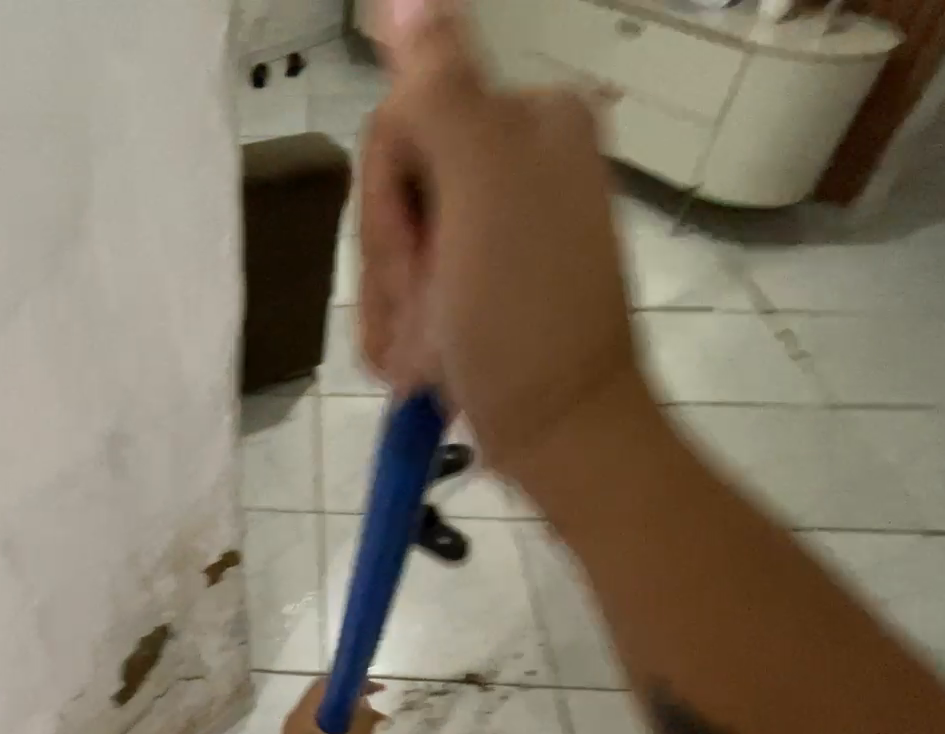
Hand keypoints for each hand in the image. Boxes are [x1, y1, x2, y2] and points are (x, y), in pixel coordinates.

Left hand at [255, 679, 383, 733]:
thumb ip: (359, 726)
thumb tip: (365, 705)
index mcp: (302, 718)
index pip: (326, 685)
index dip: (352, 682)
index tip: (379, 689)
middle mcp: (297, 726)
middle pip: (327, 702)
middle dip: (354, 703)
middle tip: (380, 716)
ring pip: (328, 723)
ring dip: (350, 723)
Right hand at [358, 0, 651, 485]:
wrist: (558, 430)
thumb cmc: (522, 317)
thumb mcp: (484, 192)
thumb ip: (442, 91)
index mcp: (525, 121)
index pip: (397, 126)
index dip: (386, 201)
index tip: (420, 255)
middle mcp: (514, 162)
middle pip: (392, 190)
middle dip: (391, 264)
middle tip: (430, 310)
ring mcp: (495, 229)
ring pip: (392, 248)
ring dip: (393, 308)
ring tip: (427, 351)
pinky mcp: (480, 283)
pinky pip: (407, 289)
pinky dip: (403, 330)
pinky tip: (429, 361)